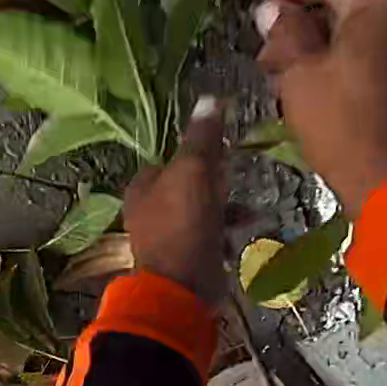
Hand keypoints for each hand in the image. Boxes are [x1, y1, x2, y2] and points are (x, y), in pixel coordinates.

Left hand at [125, 96, 227, 305]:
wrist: (183, 286)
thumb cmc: (182, 223)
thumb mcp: (193, 170)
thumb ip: (202, 136)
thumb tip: (210, 99)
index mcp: (141, 188)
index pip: (167, 158)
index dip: (195, 150)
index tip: (221, 147)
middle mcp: (148, 212)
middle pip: (186, 183)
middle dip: (213, 178)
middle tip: (234, 173)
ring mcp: (167, 237)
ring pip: (200, 209)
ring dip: (224, 204)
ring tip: (245, 202)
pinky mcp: (186, 257)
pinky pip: (209, 234)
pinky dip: (226, 228)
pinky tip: (245, 224)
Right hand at [255, 0, 386, 217]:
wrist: (384, 170)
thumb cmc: (338, 120)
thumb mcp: (300, 74)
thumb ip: (285, 34)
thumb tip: (270, 11)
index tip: (257, 18)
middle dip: (300, 22)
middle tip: (264, 53)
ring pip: (351, 25)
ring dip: (313, 43)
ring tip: (278, 73)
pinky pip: (364, 46)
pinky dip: (333, 56)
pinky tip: (305, 82)